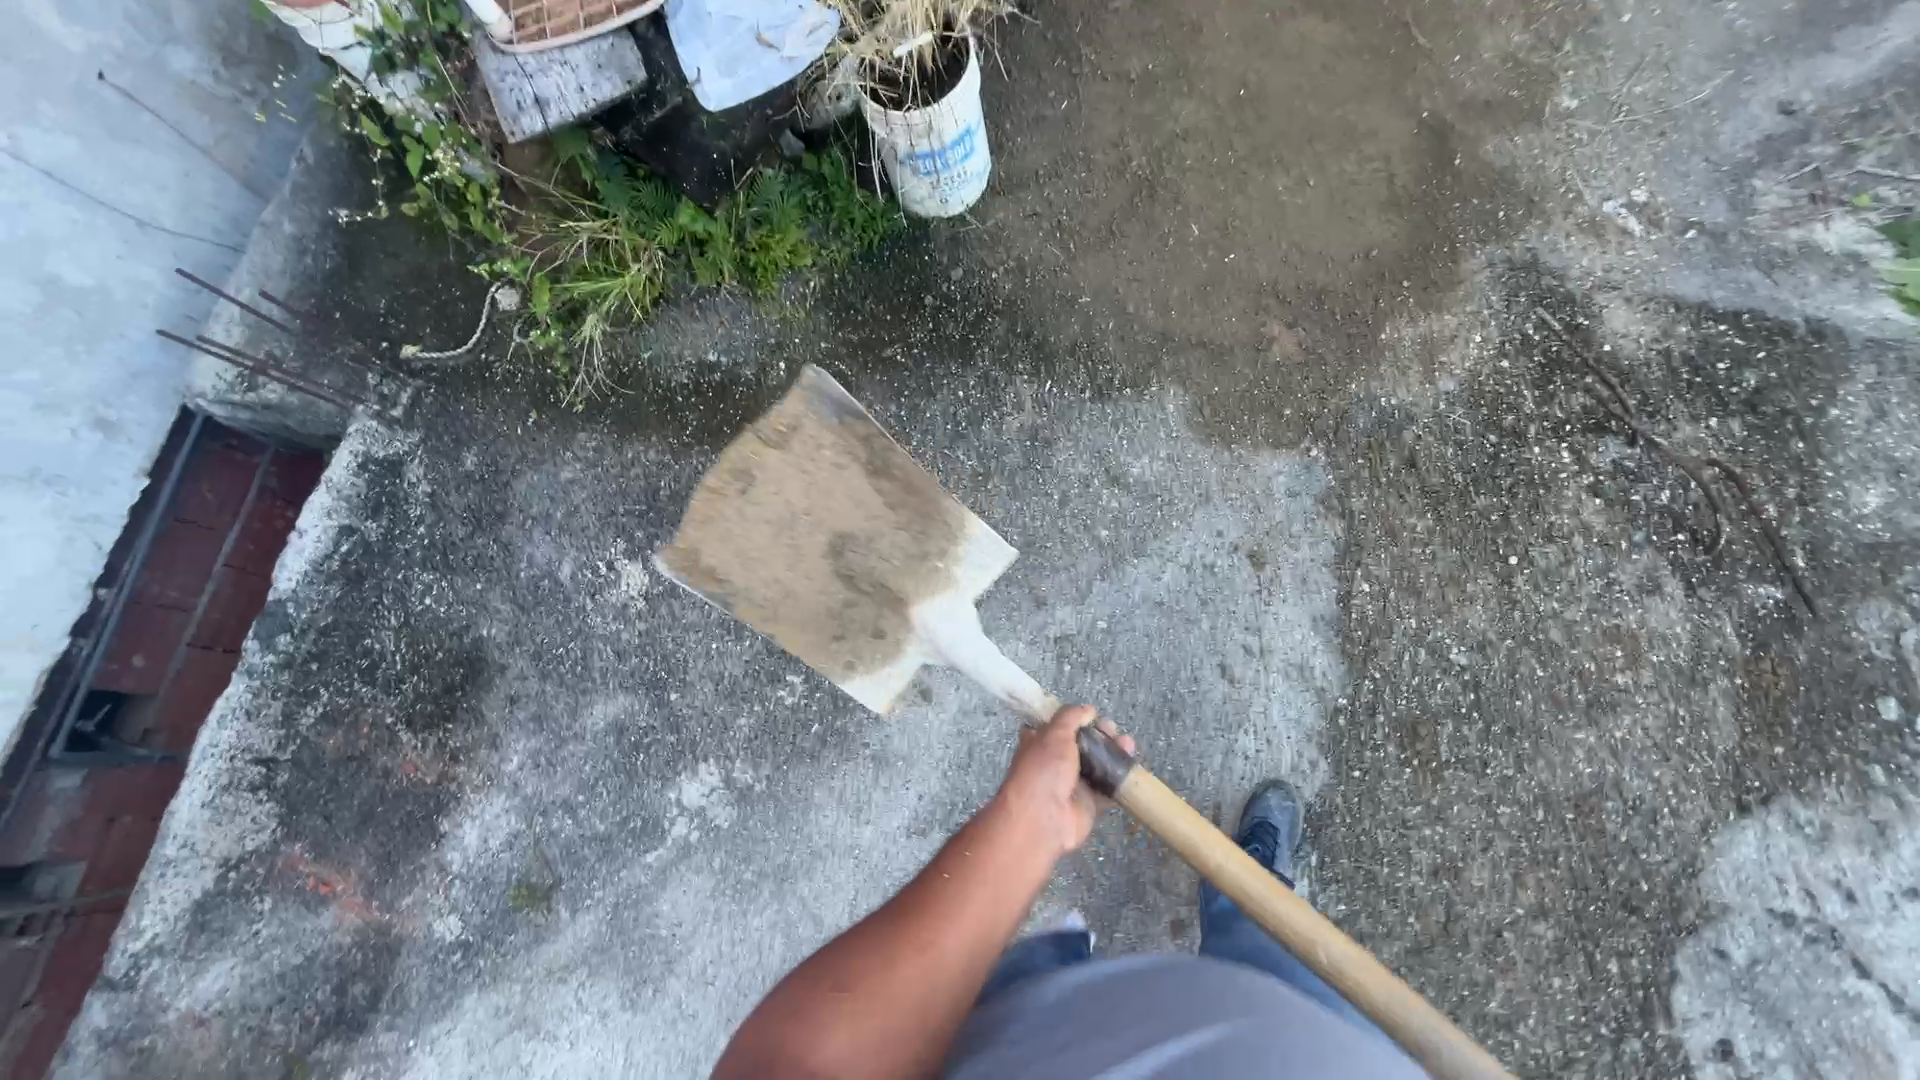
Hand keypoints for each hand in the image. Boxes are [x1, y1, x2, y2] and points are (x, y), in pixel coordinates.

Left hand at [991, 706, 1136, 857]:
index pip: (1058, 726)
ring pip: (1098, 764)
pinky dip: (1120, 776)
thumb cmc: (1043, 769)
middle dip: (1099, 734)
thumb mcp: (1054, 733)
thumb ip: (1071, 716)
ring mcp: (1072, 784)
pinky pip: (1107, 787)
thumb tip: (1088, 709)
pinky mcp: (1089, 803)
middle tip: (1111, 729)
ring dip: (1113, 751)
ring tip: (1127, 743)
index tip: (1091, 715)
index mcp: (1039, 743)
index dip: (1075, 719)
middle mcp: (1055, 762)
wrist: (1043, 818)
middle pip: (1082, 744)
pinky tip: (1130, 763)